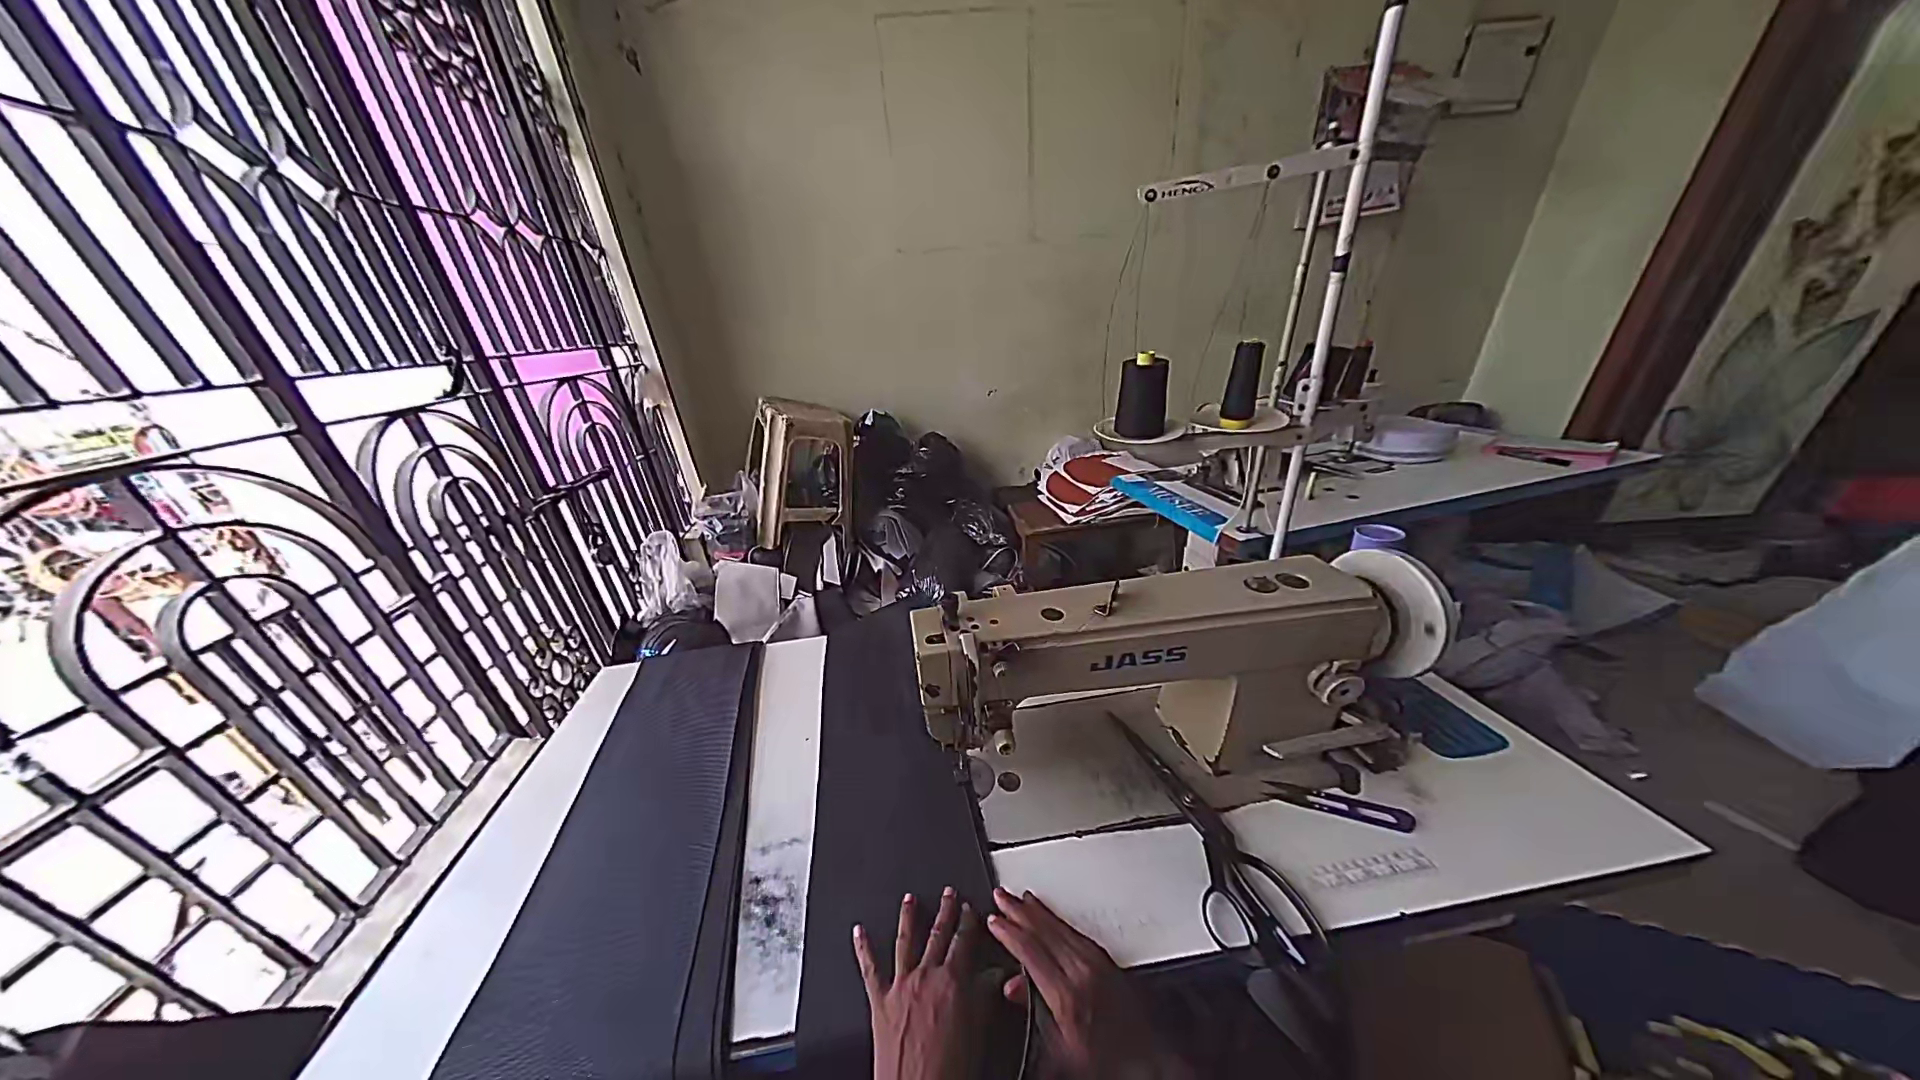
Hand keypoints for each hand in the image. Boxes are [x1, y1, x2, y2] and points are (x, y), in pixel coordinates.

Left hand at [855, 888, 981, 1079]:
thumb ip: (985, 996)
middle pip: (938, 934)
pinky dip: (863, 948)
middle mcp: (925, 977)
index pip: (964, 941)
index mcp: (952, 982)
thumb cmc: (950, 1072)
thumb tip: (996, 976)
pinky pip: (869, 969)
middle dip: (945, 910)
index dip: (969, 922)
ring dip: (908, 917)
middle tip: (948, 893)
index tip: (971, 909)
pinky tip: (859, 931)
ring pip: (905, 941)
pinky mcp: (879, 1002)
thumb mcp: (979, 1030)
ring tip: (909, 899)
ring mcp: (900, 987)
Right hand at [987, 888, 1192, 1079]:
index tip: (994, 921)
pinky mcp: (1105, 959)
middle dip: (1018, 911)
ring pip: (1059, 926)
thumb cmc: (1107, 1061)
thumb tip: (1013, 988)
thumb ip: (1033, 1015)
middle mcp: (1081, 972)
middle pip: (1043, 931)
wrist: (1150, 1061)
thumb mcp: (1060, 1052)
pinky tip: (1047, 913)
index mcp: (1066, 996)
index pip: (1030, 951)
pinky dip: (1055, 917)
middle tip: (1000, 896)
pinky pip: (1074, 930)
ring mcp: (1095, 962)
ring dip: (1035, 910)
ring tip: (1018, 897)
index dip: (1009, 932)